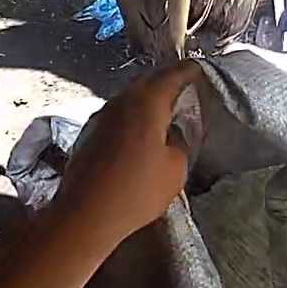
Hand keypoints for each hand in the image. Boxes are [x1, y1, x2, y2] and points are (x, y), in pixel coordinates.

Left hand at [51, 60, 201, 249]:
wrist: (85, 216)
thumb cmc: (137, 191)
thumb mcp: (176, 169)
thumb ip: (180, 143)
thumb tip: (174, 135)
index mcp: (147, 103)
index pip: (173, 75)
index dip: (190, 71)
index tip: (201, 71)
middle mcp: (122, 102)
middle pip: (149, 80)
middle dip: (169, 80)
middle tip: (188, 88)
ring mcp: (102, 116)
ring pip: (132, 96)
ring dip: (150, 98)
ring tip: (168, 109)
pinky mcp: (90, 133)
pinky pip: (120, 112)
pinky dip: (135, 113)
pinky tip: (144, 130)